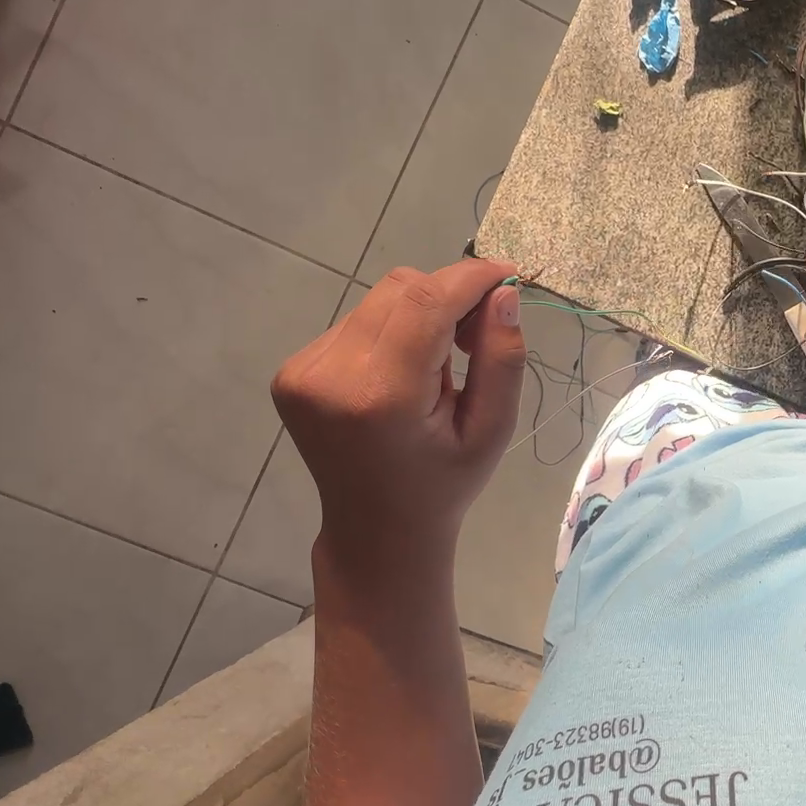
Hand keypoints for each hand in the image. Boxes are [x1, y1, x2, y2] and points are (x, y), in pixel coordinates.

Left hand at [270, 260, 523, 573]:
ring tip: (447, 359)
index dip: (470, 277)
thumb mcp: (493, 430)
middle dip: (451, 293)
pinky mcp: (295, 369)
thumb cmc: (446, 485)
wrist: (377, 530)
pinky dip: (396, 330)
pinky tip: (410, 371)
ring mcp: (303, 369)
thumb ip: (501, 359)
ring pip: (379, 300)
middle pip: (400, 289)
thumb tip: (504, 295)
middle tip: (483, 331)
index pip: (425, 301)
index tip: (509, 274)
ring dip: (424, 311)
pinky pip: (359, 321)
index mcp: (381, 394)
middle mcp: (330, 372)